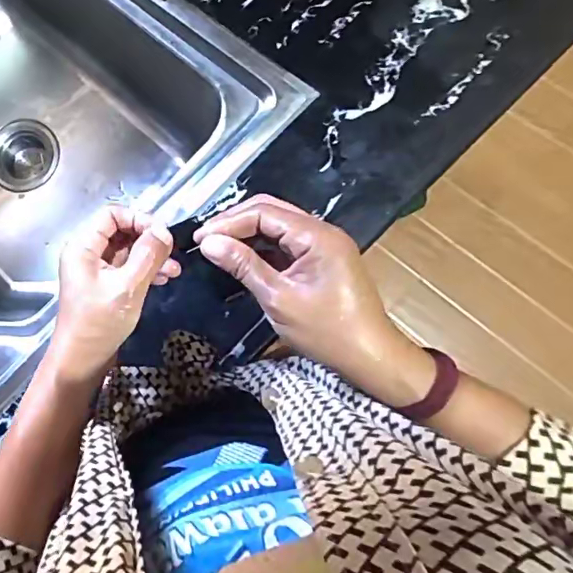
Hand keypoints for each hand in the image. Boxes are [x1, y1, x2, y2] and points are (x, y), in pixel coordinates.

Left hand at [49, 205, 179, 383]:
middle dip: (148, 238)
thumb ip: (147, 256)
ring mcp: (94, 269)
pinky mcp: (104, 284)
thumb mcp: (127, 287)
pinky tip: (163, 278)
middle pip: (120, 230)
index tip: (161, 234)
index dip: (138, 218)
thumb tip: (164, 231)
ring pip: (126, 249)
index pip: (112, 214)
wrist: (81, 362)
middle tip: (171, 251)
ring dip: (150, 255)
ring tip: (173, 269)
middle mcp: (86, 253)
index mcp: (82, 246)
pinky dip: (144, 269)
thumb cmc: (98, 324)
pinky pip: (126, 266)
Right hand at [195, 194, 434, 406]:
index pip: (263, 212)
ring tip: (216, 247)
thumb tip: (208, 243)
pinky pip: (285, 243)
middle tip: (205, 240)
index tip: (200, 239)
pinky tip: (240, 258)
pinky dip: (261, 247)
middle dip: (234, 222)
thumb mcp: (279, 299)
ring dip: (246, 233)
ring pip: (276, 225)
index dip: (228, 222)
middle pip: (270, 211)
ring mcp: (322, 245)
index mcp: (316, 235)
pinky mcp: (320, 259)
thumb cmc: (328, 332)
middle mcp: (321, 231)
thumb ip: (244, 265)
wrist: (373, 360)